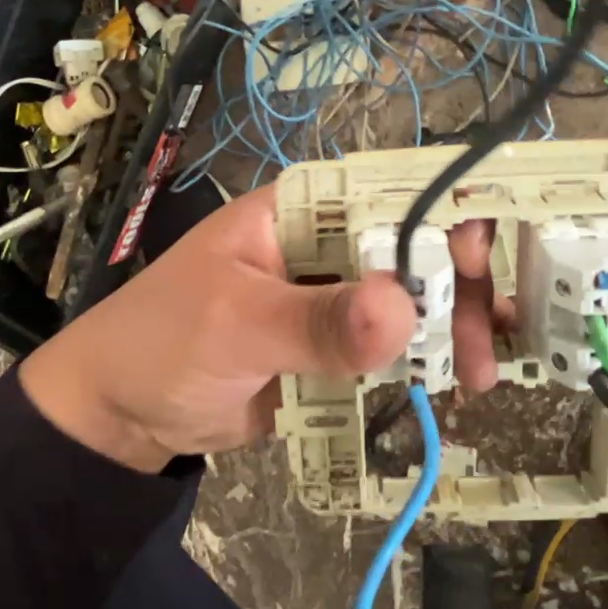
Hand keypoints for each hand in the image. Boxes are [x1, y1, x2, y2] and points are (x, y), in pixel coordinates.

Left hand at [19, 187, 508, 471]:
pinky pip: (391, 351)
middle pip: (411, 249)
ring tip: (484, 375)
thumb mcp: (234, 324)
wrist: (122, 415)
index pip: (383, 193)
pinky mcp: (333, 352)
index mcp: (298, 214)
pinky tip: (458, 386)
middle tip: (485, 338)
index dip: (441, 211)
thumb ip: (315, 321)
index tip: (478, 258)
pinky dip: (425, 365)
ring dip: (451, 331)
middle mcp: (323, 248)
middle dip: (454, 286)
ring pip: (410, 302)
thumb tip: (401, 309)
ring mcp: (331, 303)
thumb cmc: (161, 343)